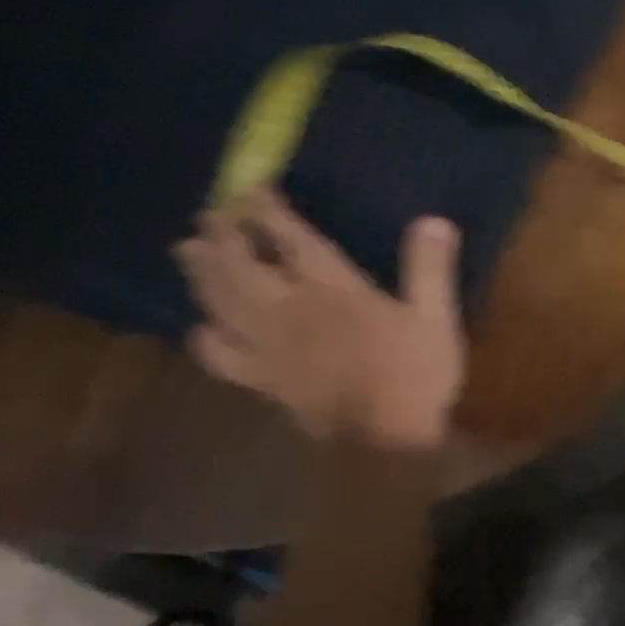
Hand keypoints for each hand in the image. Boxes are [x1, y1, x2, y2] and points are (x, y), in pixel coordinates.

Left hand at [174, 187, 464, 447]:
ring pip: (221, 302)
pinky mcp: (262, 378)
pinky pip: (220, 354)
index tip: (253, 187)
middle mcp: (289, 311)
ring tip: (188, 250)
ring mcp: (268, 347)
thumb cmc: (415, 373)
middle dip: (224, 235)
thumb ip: (430, 268)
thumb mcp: (436, 317)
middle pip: (242, 266)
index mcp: (333, 291)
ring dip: (202, 273)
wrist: (382, 439)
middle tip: (212, 213)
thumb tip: (433, 220)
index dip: (268, 211)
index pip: (292, 241)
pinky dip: (205, 336)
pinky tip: (202, 326)